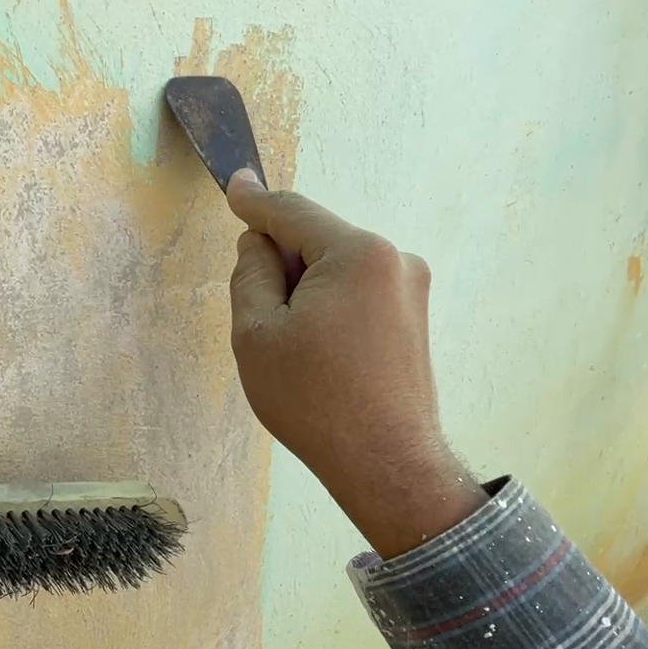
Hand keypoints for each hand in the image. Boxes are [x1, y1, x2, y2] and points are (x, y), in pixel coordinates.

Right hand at [225, 170, 485, 556]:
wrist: (386, 464)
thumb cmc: (313, 400)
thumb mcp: (257, 334)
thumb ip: (252, 274)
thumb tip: (260, 243)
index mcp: (357, 253)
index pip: (293, 212)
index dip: (255, 201)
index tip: (234, 184)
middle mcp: (394, 259)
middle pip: (316, 242)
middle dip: (283, 267)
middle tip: (264, 326)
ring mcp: (410, 289)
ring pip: (335, 271)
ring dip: (306, 293)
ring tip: (297, 354)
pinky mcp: (413, 318)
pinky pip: (356, 295)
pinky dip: (329, 309)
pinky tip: (322, 359)